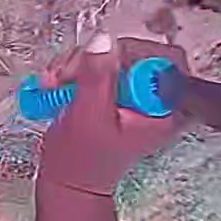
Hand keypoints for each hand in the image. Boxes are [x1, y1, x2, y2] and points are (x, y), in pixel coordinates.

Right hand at [36, 34, 188, 197]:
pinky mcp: (114, 91)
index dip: (132, 54)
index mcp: (165, 109)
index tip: (101, 62)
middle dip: (94, 59)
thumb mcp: (87, 116)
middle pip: (134, 53)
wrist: (69, 180)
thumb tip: (103, 40)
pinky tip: (58, 83)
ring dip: (77, 64)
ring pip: (111, 56)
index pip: (165, 60)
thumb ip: (96, 77)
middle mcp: (155, 99)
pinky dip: (74, 70)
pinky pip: (98, 66)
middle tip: (66, 73)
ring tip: (55, 82)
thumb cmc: (82, 161)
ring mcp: (134, 95)